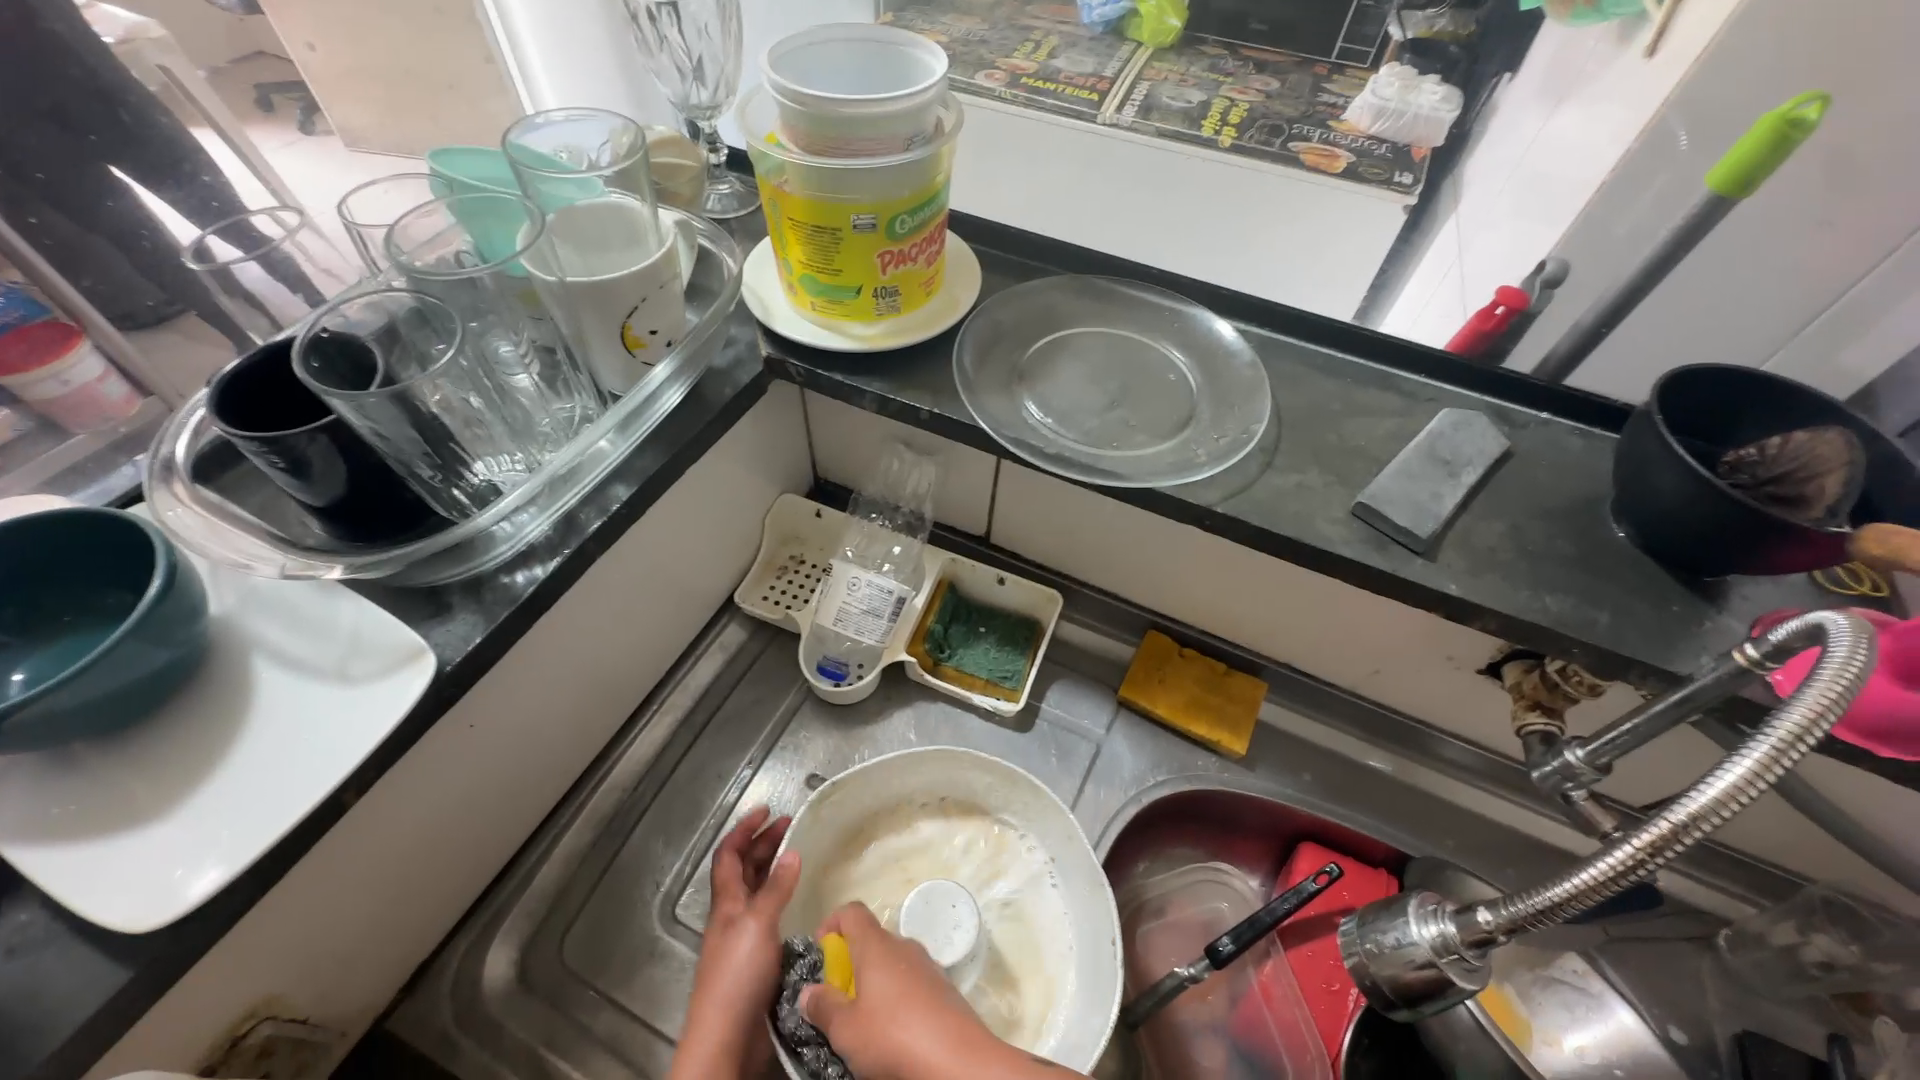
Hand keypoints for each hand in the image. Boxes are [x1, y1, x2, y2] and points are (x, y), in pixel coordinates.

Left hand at [672, 806, 797, 1079]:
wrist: (728, 1037)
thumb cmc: (737, 976)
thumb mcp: (757, 924)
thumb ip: (775, 889)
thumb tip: (791, 852)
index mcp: (726, 903)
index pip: (729, 855)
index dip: (745, 829)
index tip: (766, 809)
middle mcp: (732, 916)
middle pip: (743, 871)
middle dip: (763, 844)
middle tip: (789, 825)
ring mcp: (743, 939)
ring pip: (757, 893)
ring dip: (774, 871)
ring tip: (797, 855)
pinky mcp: (758, 960)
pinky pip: (770, 918)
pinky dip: (784, 901)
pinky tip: (801, 904)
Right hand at [799, 903, 1083, 1079]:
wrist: (960, 1061)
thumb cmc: (894, 1037)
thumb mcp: (845, 1030)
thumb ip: (823, 1008)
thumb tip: (808, 991)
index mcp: (877, 946)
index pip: (852, 912)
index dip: (831, 924)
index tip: (820, 953)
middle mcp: (904, 947)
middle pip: (871, 941)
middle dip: (850, 966)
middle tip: (837, 1002)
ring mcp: (928, 967)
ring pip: (892, 965)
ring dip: (874, 986)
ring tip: (863, 1023)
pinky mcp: (944, 990)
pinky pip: (911, 984)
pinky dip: (896, 999)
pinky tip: (894, 1033)